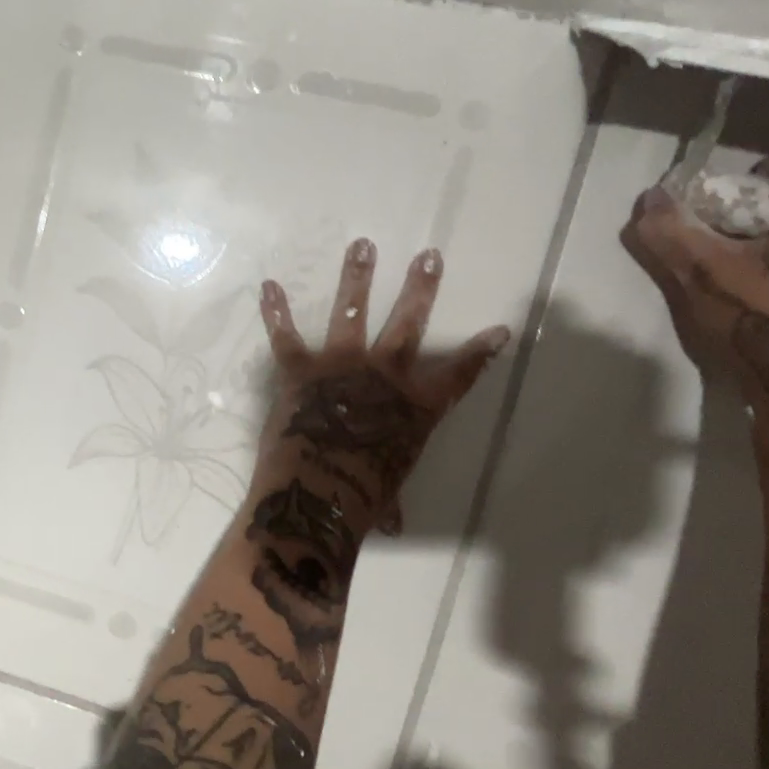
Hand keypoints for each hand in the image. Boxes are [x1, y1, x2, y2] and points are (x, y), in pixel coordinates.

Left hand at [258, 238, 510, 532]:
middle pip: (409, 325)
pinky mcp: (300, 369)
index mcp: (416, 407)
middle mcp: (383, 376)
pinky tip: (269, 285)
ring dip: (357, 278)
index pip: (458, 375)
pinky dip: (276, 310)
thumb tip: (391, 524)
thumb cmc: (361, 498)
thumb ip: (389, 498)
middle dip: (420, 289)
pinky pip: (285, 335)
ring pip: (351, 312)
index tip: (499, 329)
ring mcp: (341, 366)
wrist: (317, 489)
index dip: (480, 353)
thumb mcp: (387, 495)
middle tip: (428, 256)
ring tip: (362, 245)